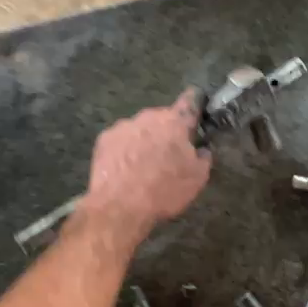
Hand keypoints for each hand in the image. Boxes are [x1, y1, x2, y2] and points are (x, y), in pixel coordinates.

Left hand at [80, 90, 213, 240]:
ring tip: (144, 166)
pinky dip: (125, 149)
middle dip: (168, 131)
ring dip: (145, 140)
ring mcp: (124, 126)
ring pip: (141, 129)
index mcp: (175, 122)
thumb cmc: (164, 190)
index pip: (190, 101)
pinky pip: (121, 140)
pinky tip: (126, 169)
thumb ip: (203, 157)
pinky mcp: (104, 139)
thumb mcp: (197, 178)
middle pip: (163, 118)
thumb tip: (200, 149)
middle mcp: (149, 117)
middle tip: (170, 154)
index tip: (197, 105)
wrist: (120, 206)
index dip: (195, 102)